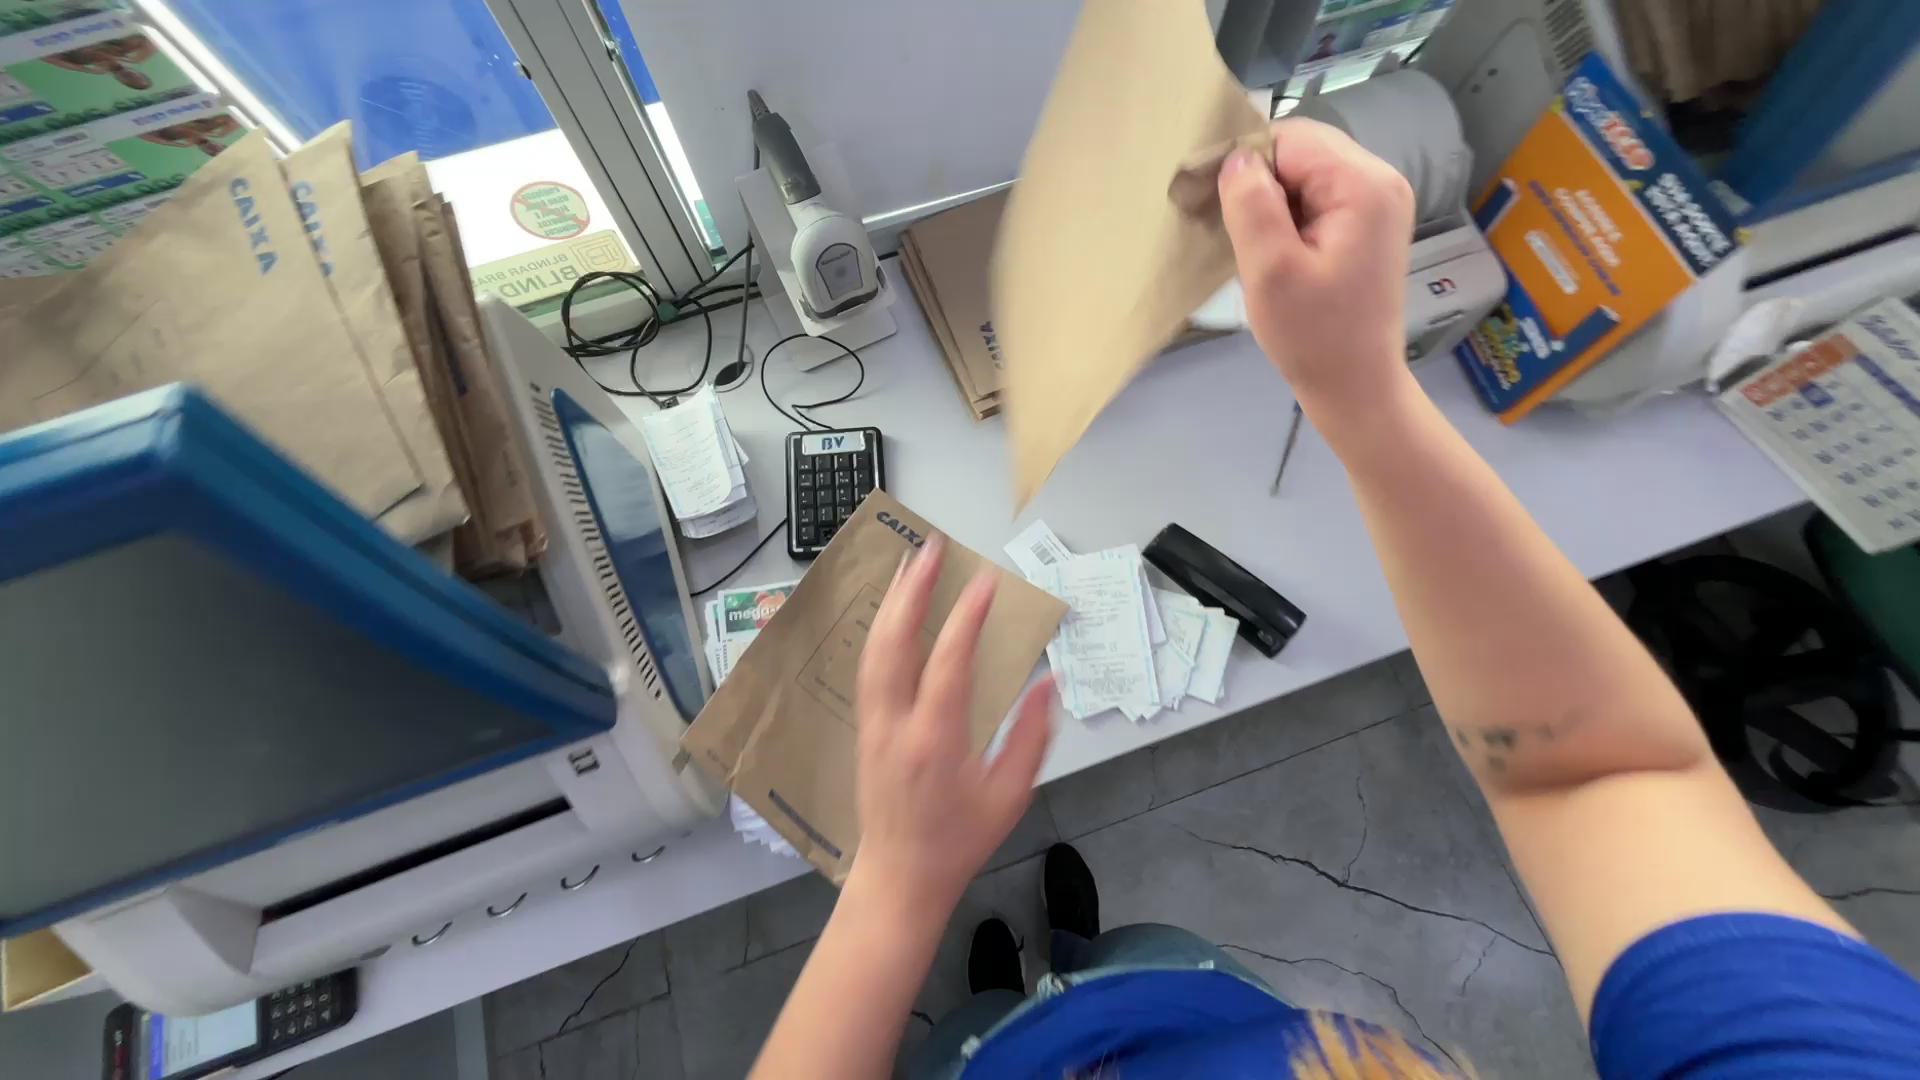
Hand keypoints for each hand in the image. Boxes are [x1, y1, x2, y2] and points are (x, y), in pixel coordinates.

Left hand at [851, 534, 1054, 910]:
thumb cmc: (958, 839)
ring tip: (907, 564)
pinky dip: (880, 629)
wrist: (900, 876)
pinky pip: (868, 666)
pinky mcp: (864, 726)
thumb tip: (1048, 683)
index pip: (948, 663)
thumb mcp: (1010, 795)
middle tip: (929, 549)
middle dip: (912, 590)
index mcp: (935, 741)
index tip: (983, 582)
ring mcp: (872, 723)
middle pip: (895, 643)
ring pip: (874, 649)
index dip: (966, 618)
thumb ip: (1031, 736)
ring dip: (891, 602)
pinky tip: (891, 610)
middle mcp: (895, 724)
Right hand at [1218, 119, 1415, 410]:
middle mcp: (1380, 182)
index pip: (1291, 138)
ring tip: (1251, 245)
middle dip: (1258, 182)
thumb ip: (1251, 206)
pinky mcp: (1367, 228)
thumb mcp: (1270, 271)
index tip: (1209, 199)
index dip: (1245, 160)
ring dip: (1271, 203)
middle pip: (1303, 151)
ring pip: (1307, 176)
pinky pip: (1318, 201)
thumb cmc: (1311, 335)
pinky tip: (1272, 252)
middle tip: (1227, 227)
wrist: (1354, 385)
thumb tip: (1236, 158)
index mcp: (1363, 184)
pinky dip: (1287, 218)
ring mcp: (1378, 205)